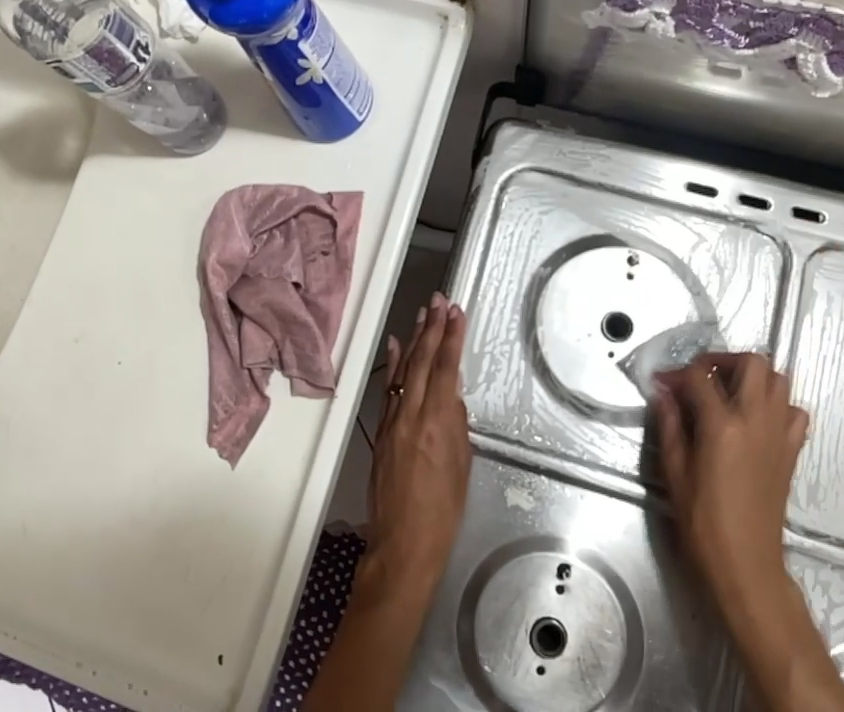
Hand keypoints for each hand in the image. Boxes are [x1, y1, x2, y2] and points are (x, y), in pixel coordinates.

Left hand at [366, 292, 471, 596]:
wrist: (404, 543)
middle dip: (432, 328)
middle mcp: (410, 415)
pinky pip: (388, 390)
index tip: (456, 312)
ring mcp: (392, 422)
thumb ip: (455, 424)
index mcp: (436, 423)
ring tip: (423, 314)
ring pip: (403, 371)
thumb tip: (450, 396)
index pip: (445, 368)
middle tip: (439, 301)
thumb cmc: (443, 511)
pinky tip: (395, 345)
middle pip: (422, 362)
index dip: (451, 337)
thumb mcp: (461, 464)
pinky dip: (392, 365)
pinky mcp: (382, 433)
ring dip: (414, 340)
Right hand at [653, 352, 809, 612]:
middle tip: (700, 378)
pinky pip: (794, 410)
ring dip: (752, 376)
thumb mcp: (674, 472)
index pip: (700, 377)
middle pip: (751, 362)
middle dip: (722, 361)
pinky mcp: (792, 450)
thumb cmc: (702, 521)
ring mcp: (780, 433)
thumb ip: (670, 425)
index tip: (663, 383)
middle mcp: (756, 420)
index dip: (678, 374)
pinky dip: (777, 403)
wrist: (745, 562)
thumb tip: (663, 393)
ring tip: (728, 392)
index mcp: (722, 425)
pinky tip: (755, 418)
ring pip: (779, 379)